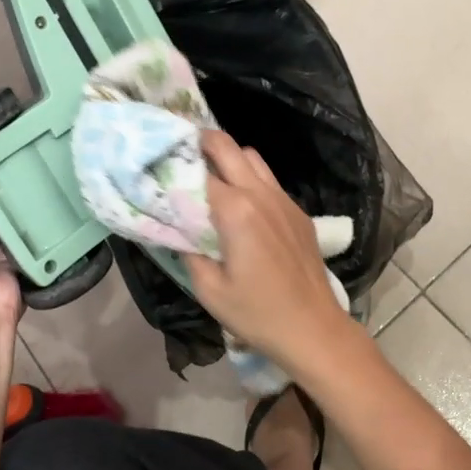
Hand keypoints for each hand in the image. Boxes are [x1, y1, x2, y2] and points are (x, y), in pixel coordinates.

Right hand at [185, 131, 351, 372]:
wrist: (313, 328)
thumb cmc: (257, 313)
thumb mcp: (209, 289)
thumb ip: (187, 251)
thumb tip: (175, 228)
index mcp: (236, 211)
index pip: (198, 172)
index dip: (175, 167)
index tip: (157, 168)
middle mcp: (261, 194)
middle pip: (228, 147)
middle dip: (202, 142)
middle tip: (181, 153)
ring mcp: (283, 200)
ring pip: (253, 157)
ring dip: (229, 158)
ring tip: (210, 175)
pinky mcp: (298, 212)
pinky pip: (270, 180)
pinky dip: (250, 178)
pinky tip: (241, 204)